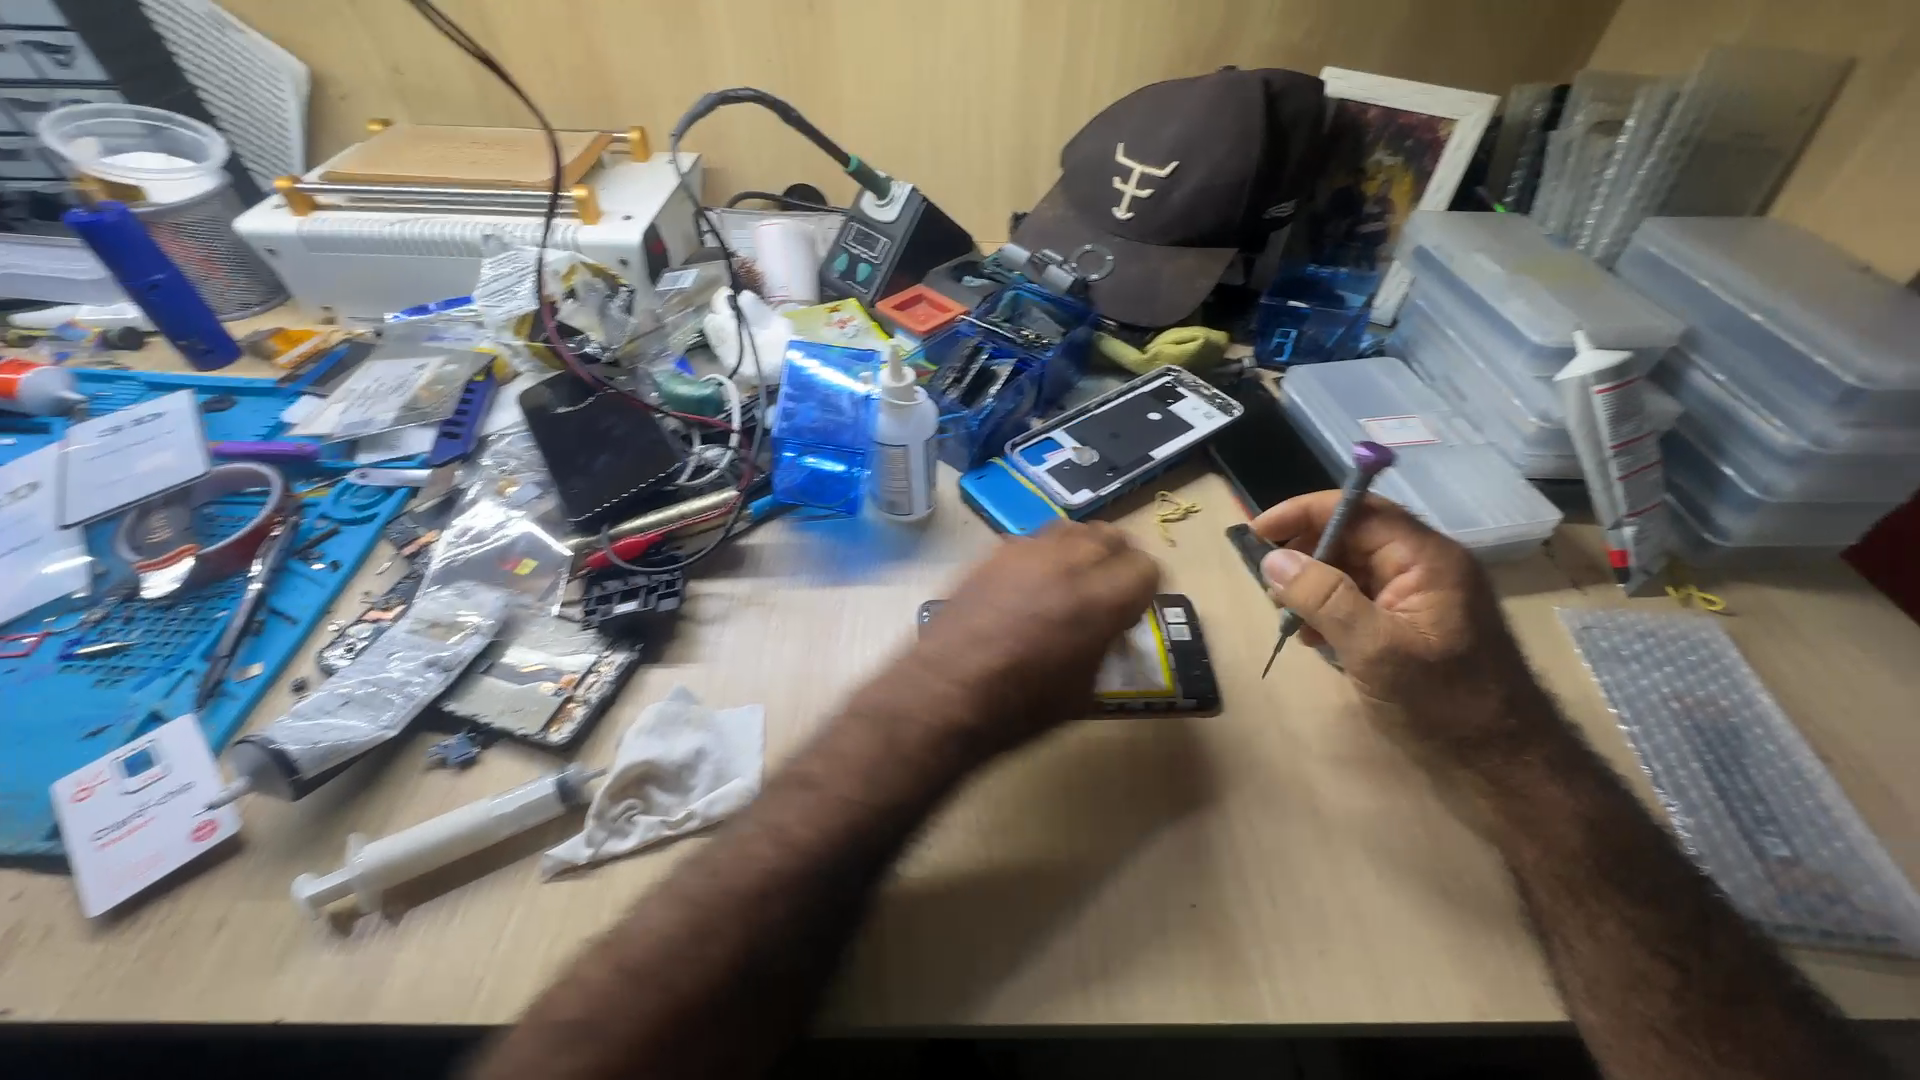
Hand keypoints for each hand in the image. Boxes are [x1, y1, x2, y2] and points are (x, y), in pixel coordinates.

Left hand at [897, 523, 1160, 758]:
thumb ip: (1106, 646)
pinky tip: (1033, 582)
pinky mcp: (992, 553)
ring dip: (1082, 549)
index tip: (1135, 608)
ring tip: (1074, 578)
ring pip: (1072, 528)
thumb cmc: (1018, 708)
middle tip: (1110, 589)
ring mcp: (1026, 552)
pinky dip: (1045, 554)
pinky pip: (1033, 539)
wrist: (943, 693)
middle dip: (1118, 562)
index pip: (1146, 568)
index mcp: (1100, 600)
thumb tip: (1110, 630)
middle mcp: (1068, 563)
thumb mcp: (1083, 690)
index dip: (1144, 590)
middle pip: (1111, 537)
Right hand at [1254, 492, 1551, 776]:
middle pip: (1354, 536)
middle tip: (1269, 585)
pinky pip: (1363, 599)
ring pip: (1354, 569)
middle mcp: (1425, 567)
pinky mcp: (1414, 625)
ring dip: (1314, 586)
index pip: (1359, 511)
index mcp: (1427, 559)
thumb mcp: (1374, 649)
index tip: (1257, 531)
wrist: (1502, 763)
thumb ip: (1324, 598)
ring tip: (1287, 617)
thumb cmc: (1443, 703)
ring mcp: (1421, 597)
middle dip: (1306, 554)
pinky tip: (1313, 638)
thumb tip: (1274, 560)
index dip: (1304, 512)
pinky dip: (1331, 610)